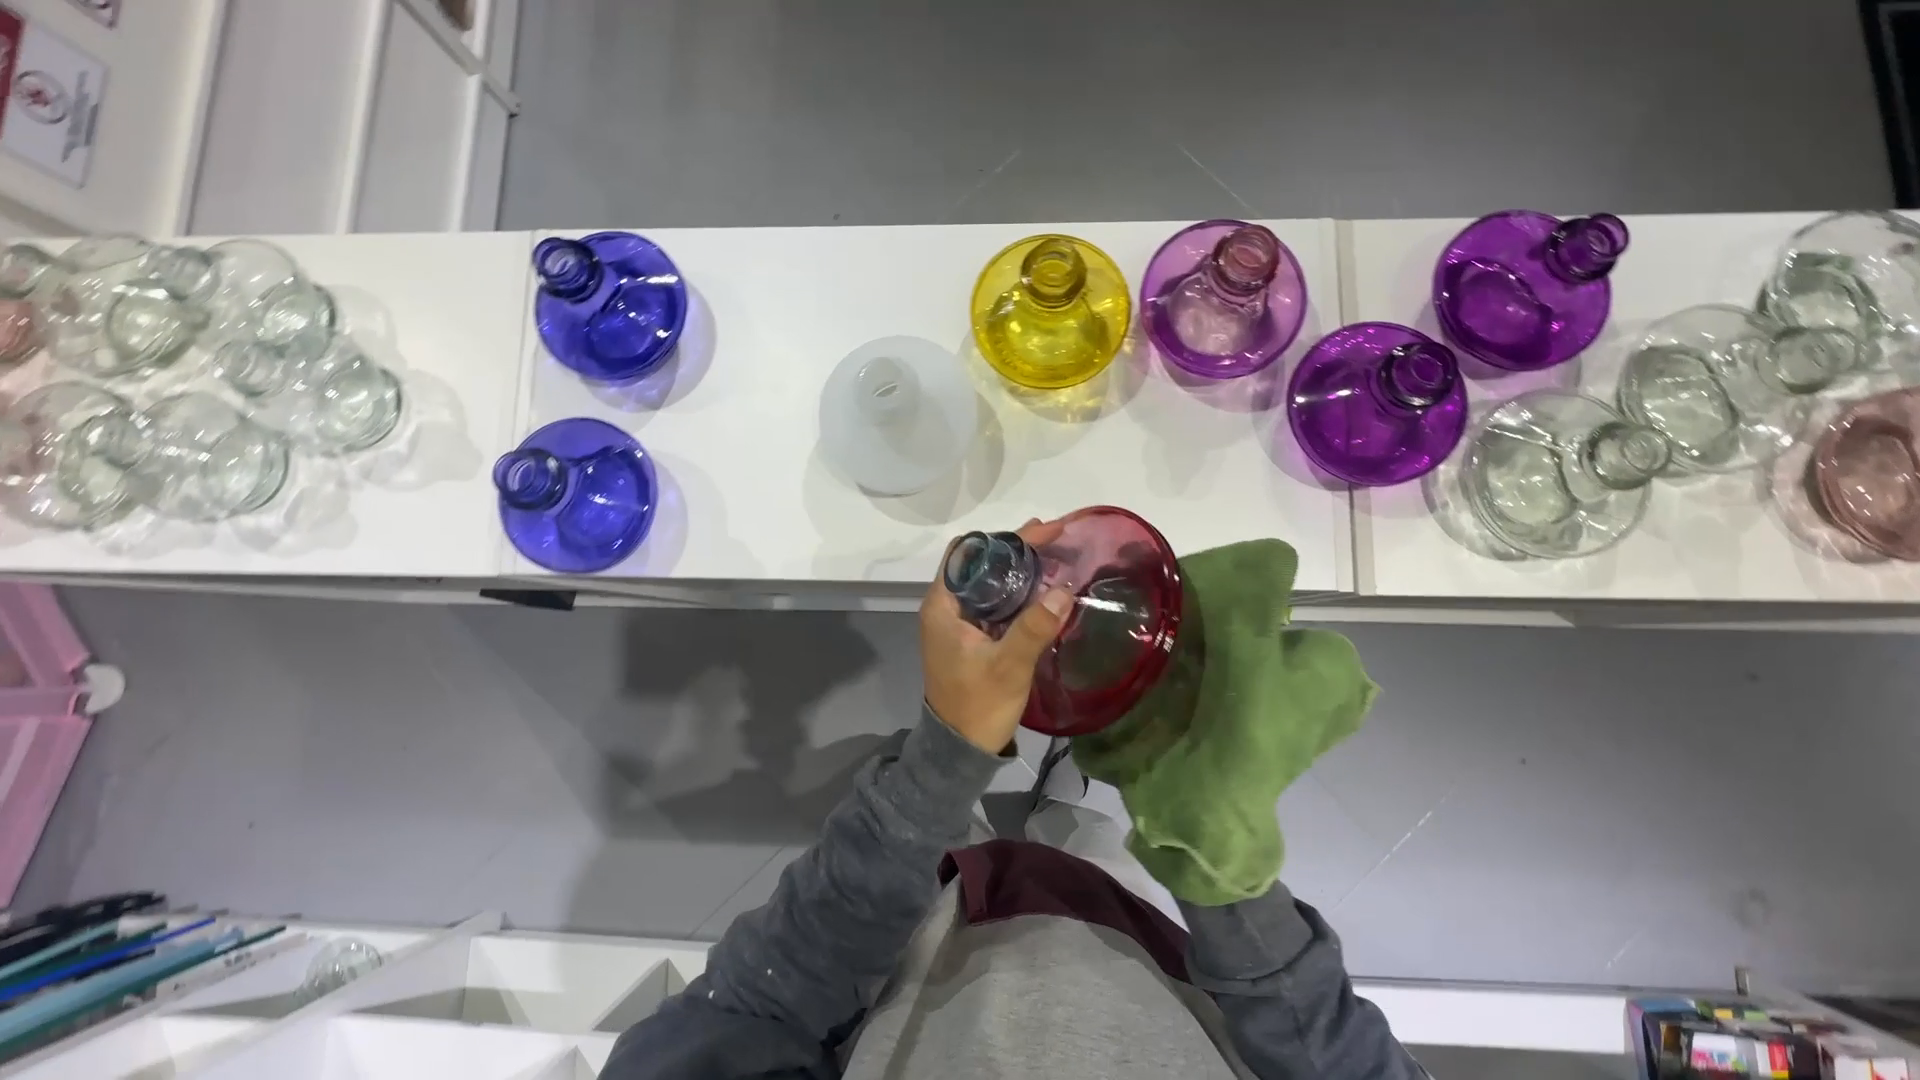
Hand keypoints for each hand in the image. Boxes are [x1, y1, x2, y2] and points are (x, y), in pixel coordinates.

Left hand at [920, 518, 1074, 754]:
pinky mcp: (971, 638)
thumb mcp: (1009, 665)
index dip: (1004, 538)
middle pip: (979, 563)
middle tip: (1057, 538)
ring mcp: (957, 623)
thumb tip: (1063, 591)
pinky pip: (994, 603)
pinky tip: (1043, 590)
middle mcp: (945, 608)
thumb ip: (1034, 628)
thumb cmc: (978, 705)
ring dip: (1018, 569)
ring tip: (1056, 556)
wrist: (961, 749)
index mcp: (942, 606)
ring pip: (988, 582)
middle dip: (1016, 548)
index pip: (967, 553)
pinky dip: (1017, 592)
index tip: (1041, 532)